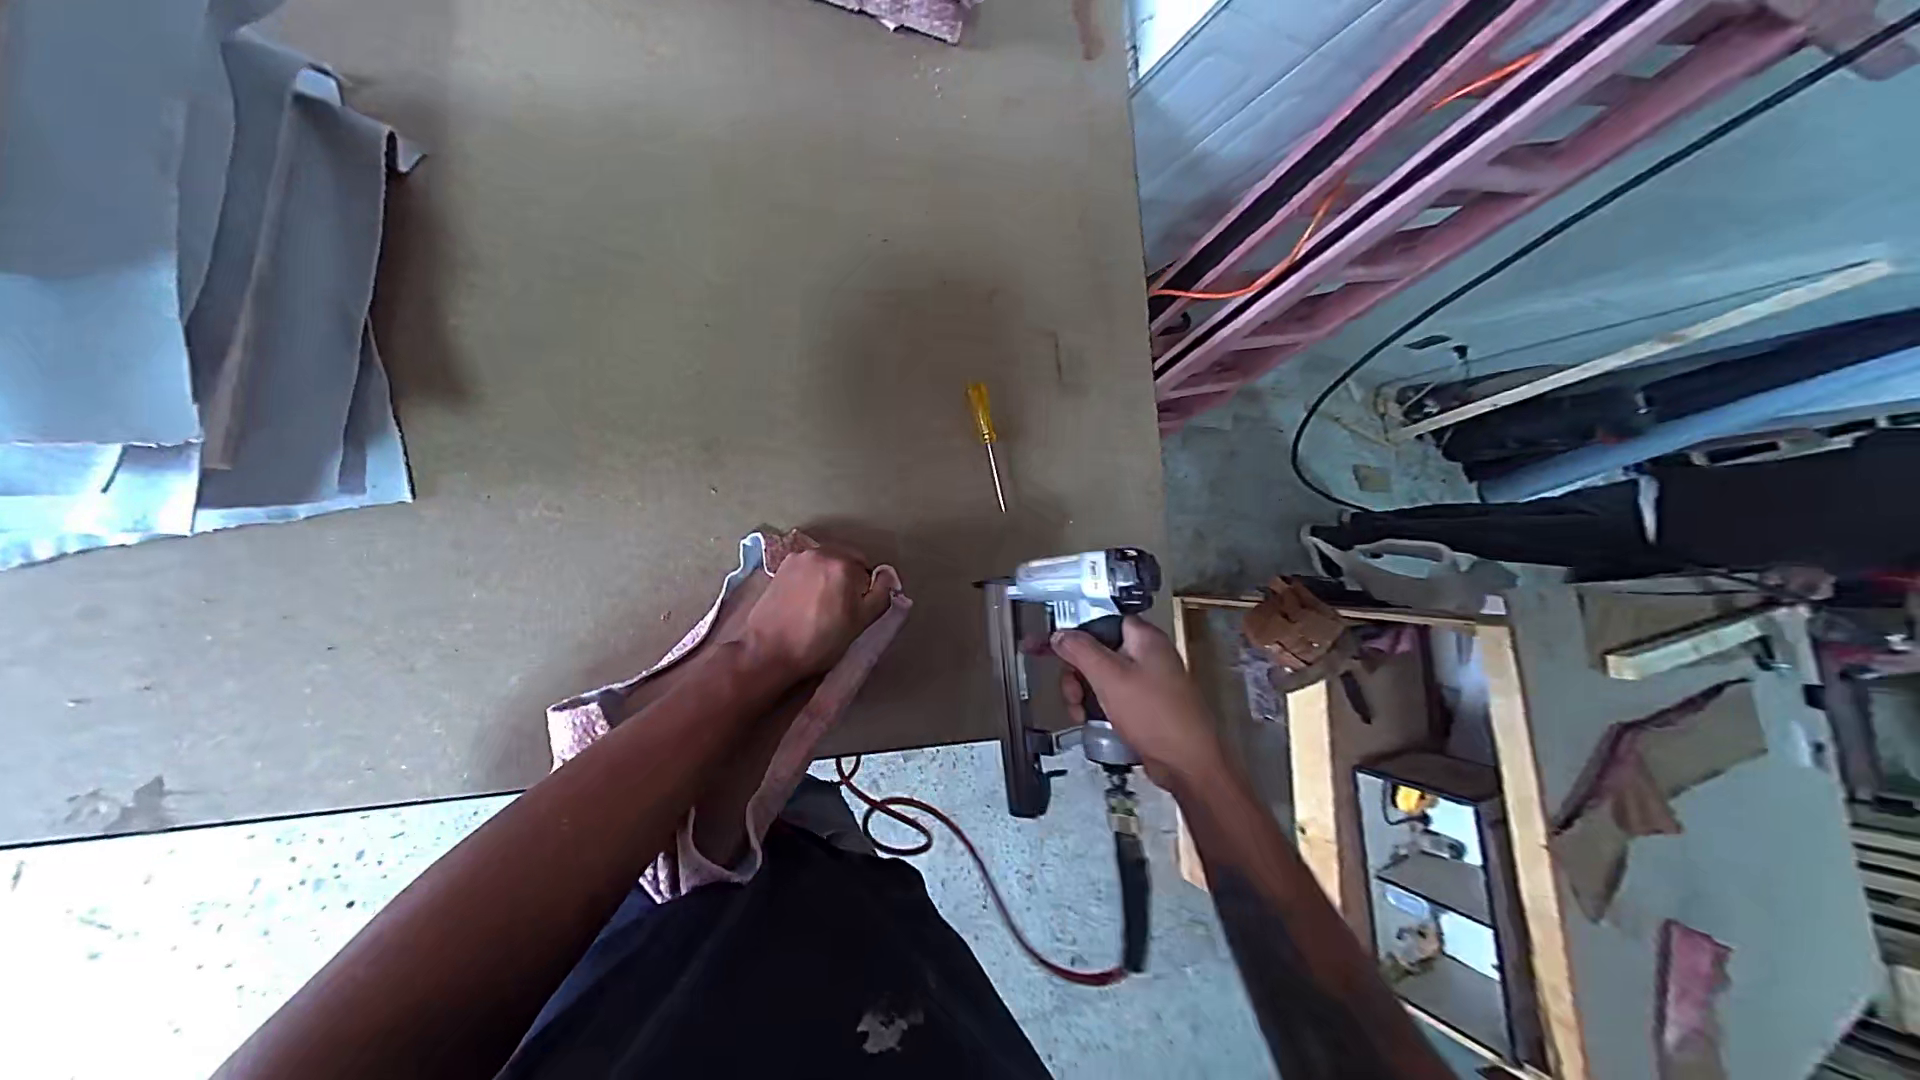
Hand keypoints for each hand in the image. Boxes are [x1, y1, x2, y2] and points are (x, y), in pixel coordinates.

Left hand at [740, 544, 892, 679]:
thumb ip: (881, 594)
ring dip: (830, 578)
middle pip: (847, 561)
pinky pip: (808, 568)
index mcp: (844, 563)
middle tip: (841, 609)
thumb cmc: (819, 641)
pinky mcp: (781, 568)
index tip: (857, 611)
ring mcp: (798, 558)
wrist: (769, 652)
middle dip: (849, 580)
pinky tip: (805, 602)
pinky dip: (811, 579)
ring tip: (821, 607)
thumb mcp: (861, 622)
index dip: (866, 592)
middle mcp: (821, 552)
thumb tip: (887, 577)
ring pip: (826, 563)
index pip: (868, 570)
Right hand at [1052, 616, 1228, 790]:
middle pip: (1094, 651)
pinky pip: (1110, 696)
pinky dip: (1097, 707)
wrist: (1187, 764)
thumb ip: (1080, 650)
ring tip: (1083, 711)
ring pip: (1099, 676)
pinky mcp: (1143, 704)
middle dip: (1075, 673)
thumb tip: (1061, 635)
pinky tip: (1095, 721)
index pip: (1098, 621)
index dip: (1071, 632)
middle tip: (1072, 691)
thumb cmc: (1158, 717)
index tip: (1046, 644)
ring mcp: (1146, 681)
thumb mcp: (1110, 678)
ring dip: (1083, 693)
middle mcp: (1146, 655)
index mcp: (1143, 638)